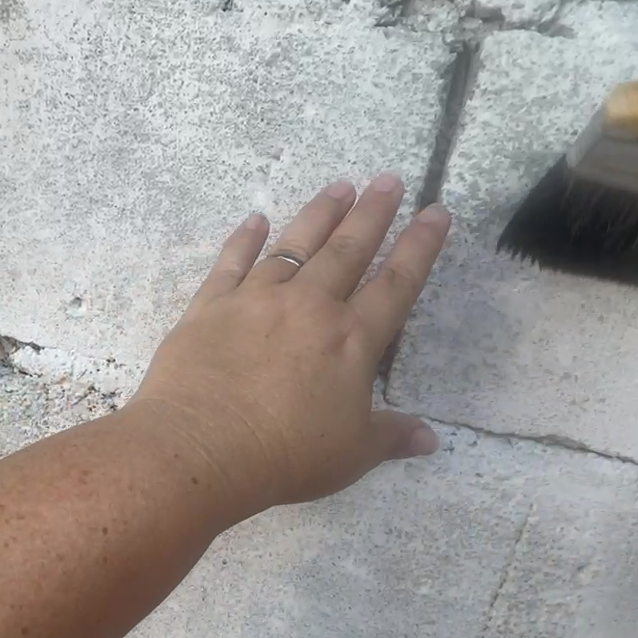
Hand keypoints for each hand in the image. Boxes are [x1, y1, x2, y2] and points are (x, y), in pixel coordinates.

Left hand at [125, 173, 451, 517]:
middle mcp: (309, 308)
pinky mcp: (210, 306)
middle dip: (373, 212)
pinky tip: (255, 219)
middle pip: (348, 250)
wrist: (202, 449)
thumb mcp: (350, 456)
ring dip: (319, 214)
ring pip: (295, 245)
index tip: (436, 213)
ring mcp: (256, 301)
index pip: (397, 284)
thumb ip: (390, 437)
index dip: (420, 247)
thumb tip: (431, 439)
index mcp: (351, 340)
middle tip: (388, 179)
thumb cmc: (284, 457)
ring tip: (339, 186)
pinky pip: (231, 262)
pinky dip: (244, 238)